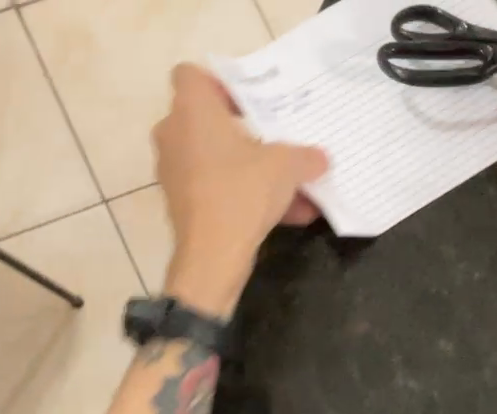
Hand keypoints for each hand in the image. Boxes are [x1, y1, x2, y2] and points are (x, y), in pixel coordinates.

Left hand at [153, 64, 327, 310]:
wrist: (212, 255)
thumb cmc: (242, 193)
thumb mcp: (286, 169)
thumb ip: (305, 158)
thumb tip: (322, 159)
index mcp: (193, 109)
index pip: (193, 75)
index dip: (222, 86)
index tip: (251, 106)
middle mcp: (174, 133)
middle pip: (210, 122)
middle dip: (246, 135)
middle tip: (276, 146)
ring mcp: (174, 170)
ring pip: (218, 160)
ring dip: (252, 171)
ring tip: (293, 192)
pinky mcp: (182, 203)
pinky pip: (217, 189)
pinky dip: (244, 197)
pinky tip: (284, 216)